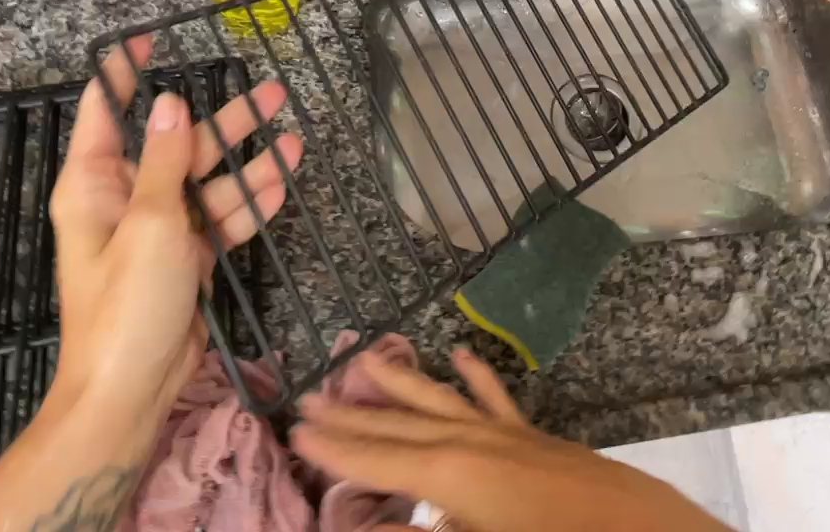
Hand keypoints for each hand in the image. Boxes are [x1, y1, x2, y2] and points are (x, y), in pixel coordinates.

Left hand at [46, 36, 302, 424]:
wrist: (132, 387)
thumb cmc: (127, 302)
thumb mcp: (150, 223)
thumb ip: (166, 161)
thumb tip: (172, 103)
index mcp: (96, 184)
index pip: (105, 113)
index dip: (123, 73)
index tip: (148, 39)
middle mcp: (127, 197)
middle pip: (180, 145)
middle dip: (227, 121)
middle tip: (274, 93)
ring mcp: (162, 226)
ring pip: (211, 179)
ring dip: (251, 161)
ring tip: (295, 136)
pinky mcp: (189, 252)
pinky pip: (223, 215)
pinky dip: (252, 200)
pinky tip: (284, 180)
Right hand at [290, 347, 732, 531]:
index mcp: (454, 474)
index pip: (380, 459)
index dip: (336, 446)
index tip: (296, 427)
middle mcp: (473, 442)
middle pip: (401, 425)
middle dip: (355, 413)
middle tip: (309, 393)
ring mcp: (506, 435)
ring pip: (440, 400)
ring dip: (402, 383)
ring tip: (367, 357)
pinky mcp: (533, 438)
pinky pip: (496, 400)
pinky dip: (475, 377)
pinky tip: (461, 354)